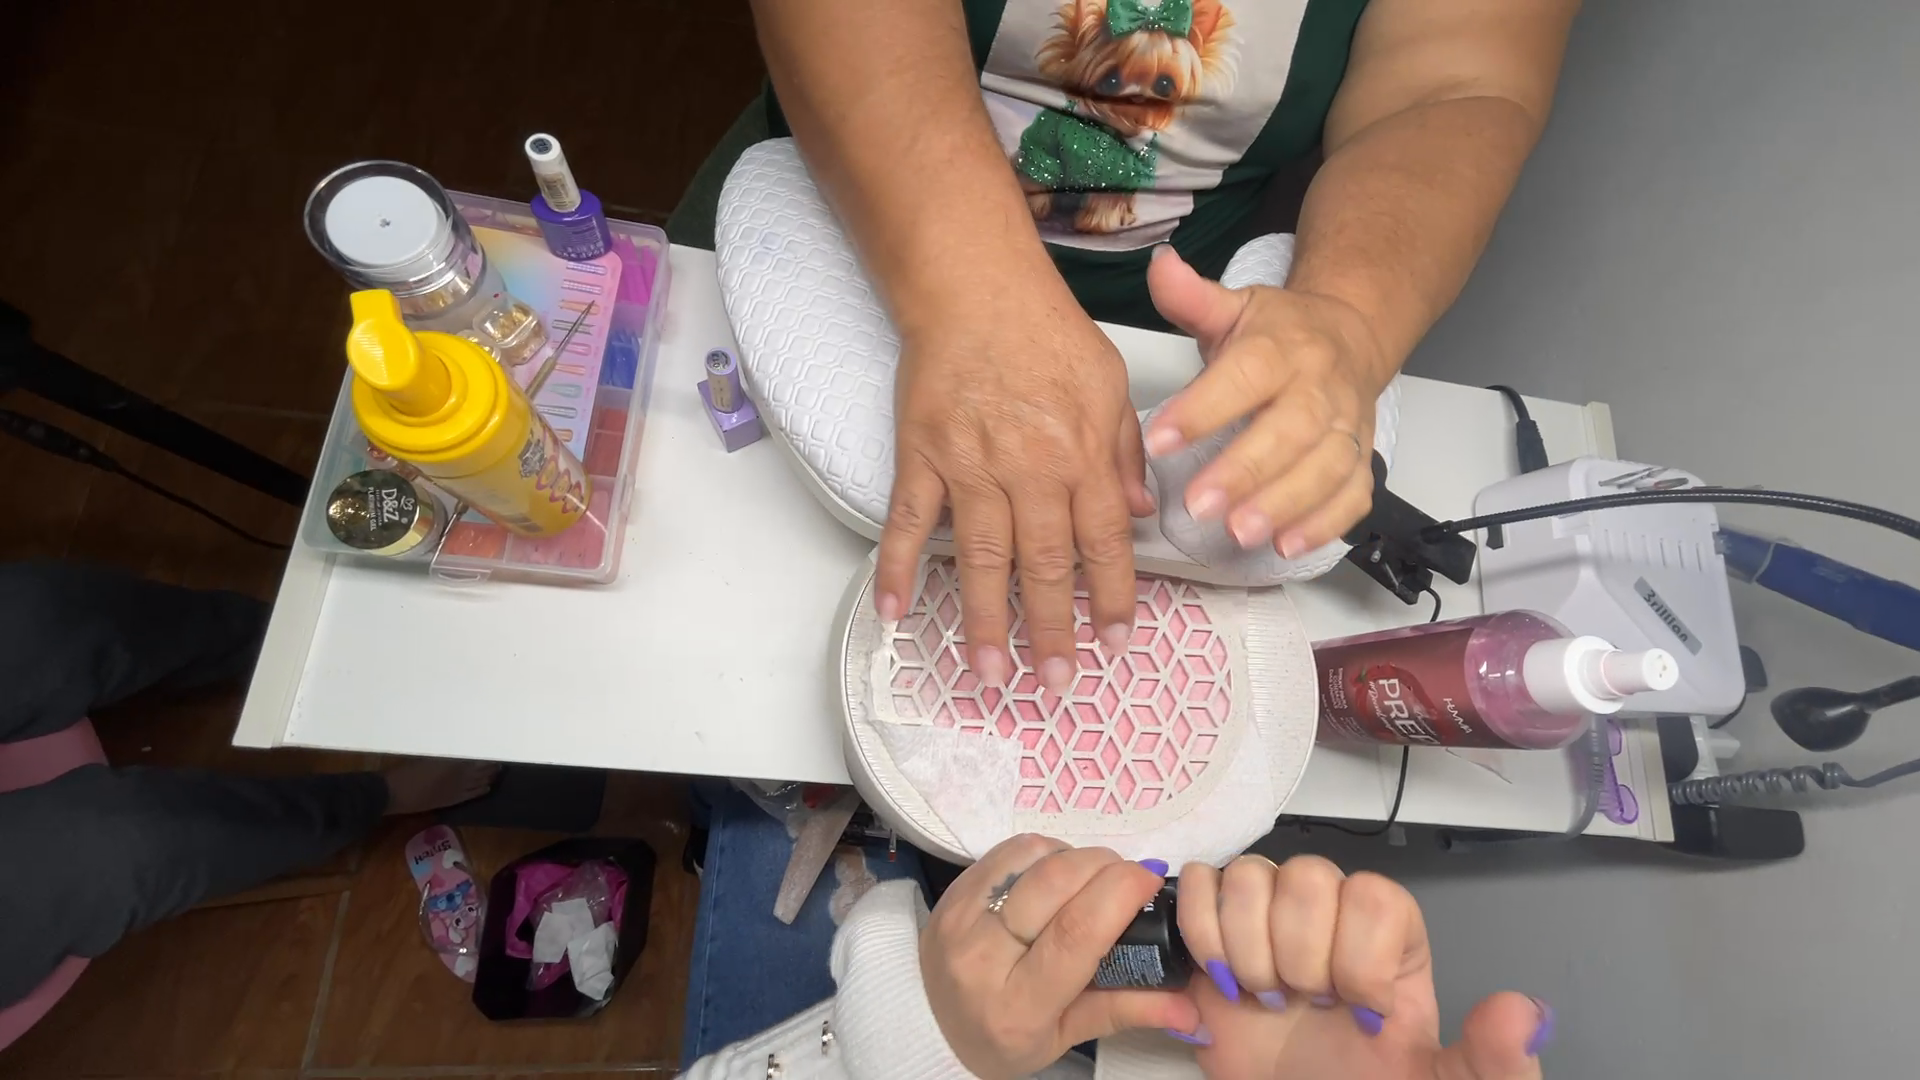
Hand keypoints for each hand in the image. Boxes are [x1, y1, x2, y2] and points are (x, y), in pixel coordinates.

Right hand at [875, 278, 1154, 694]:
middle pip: (1043, 565)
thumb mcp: (1110, 385)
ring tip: (991, 673)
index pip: (1103, 543)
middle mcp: (1028, 470)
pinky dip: (895, 566)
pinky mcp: (921, 458)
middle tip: (1055, 683)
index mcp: (1080, 454)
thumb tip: (1141, 517)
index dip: (1111, 599)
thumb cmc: (1047, 334)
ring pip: (980, 557)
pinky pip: (906, 520)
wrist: (977, 290)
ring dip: (985, 620)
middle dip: (1051, 630)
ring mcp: (969, 467)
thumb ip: (1124, 455)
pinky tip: (892, 611)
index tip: (1114, 644)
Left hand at [920, 836, 1196, 1078]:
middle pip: (1054, 885)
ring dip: (1074, 855)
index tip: (1150, 877)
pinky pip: (1008, 849)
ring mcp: (961, 916)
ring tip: (1091, 875)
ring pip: (1032, 858)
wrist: (930, 1019)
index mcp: (1016, 1006)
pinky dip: (1044, 850)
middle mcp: (981, 957)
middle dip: (1102, 865)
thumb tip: (1194, 1009)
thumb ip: (1126, 1011)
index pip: (1073, 935)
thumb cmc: (1006, 1034)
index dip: (1117, 895)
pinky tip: (1055, 869)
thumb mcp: (1065, 1036)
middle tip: (1128, 873)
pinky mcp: (954, 888)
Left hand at [1144, 247, 1392, 559]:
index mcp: (1282, 348)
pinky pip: (1352, 495)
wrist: (1350, 336)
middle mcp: (1320, 388)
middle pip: (1289, 431)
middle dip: (1244, 471)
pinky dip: (1325, 524)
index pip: (1244, 376)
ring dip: (1284, 504)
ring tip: (1241, 533)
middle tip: (1199, 505)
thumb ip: (1193, 298)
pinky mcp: (1360, 458)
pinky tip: (1288, 546)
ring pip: (1324, 468)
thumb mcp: (1234, 308)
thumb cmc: (1278, 333)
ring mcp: (1347, 426)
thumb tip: (1159, 264)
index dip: (1203, 408)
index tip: (1159, 441)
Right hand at [1174, 855, 1551, 1079]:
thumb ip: (1491, 1067)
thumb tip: (1527, 1010)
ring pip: (1249, 873)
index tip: (1358, 1014)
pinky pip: (1199, 881)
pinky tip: (1221, 977)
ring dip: (1247, 949)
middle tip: (1301, 1003)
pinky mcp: (1210, 911)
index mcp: (1387, 935)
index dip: (1360, 956)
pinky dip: (1203, 933)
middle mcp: (1325, 904)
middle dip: (1298, 955)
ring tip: (1259, 995)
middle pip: (1307, 875)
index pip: (1375, 895)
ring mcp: (1263, 902)